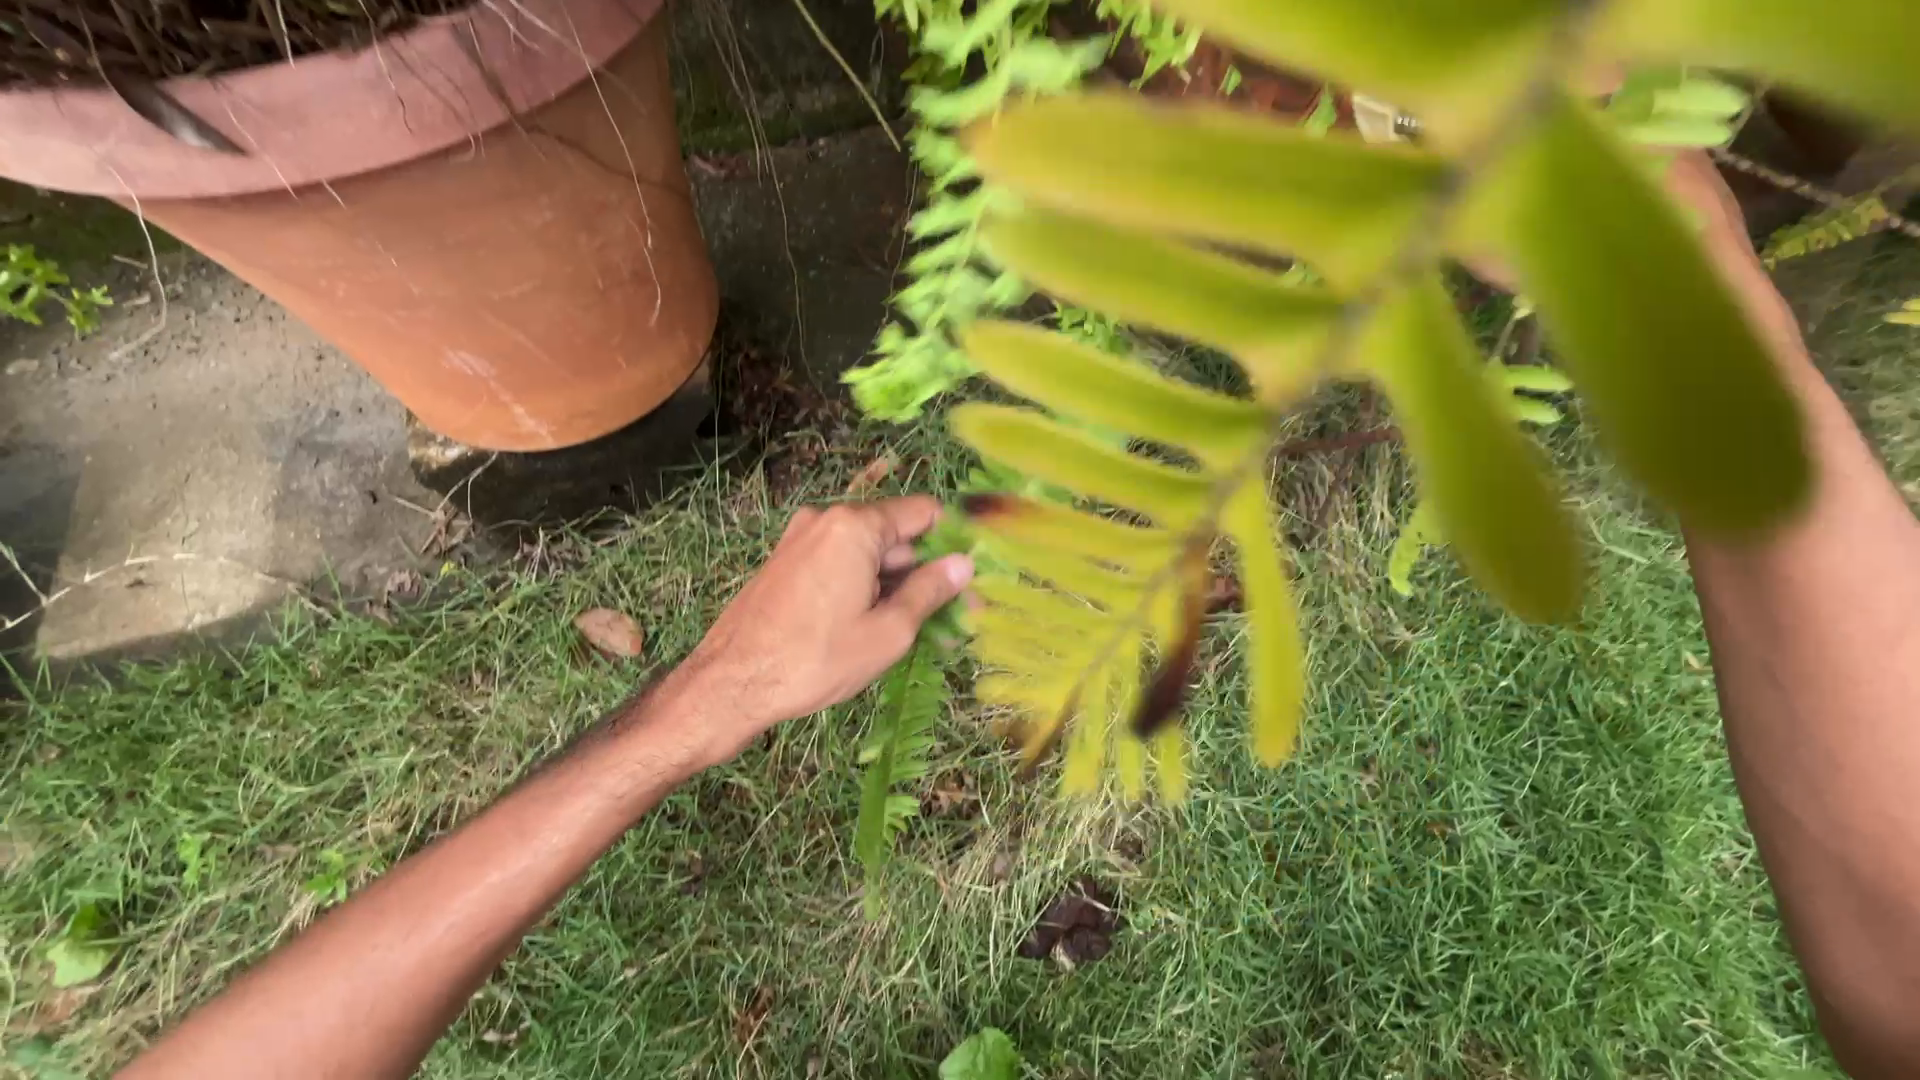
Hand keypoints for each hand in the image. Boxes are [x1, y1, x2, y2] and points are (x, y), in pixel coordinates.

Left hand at [670, 496, 973, 762]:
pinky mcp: (787, 564)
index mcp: (854, 526)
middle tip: (953, 620)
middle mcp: (826, 520)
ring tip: (920, 634)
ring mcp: (801, 540)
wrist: (730, 684)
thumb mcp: (888, 631)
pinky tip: (877, 627)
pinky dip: (865, 589)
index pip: (924, 512)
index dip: (953, 542)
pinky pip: (840, 566)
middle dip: (926, 574)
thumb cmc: (816, 659)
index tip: (971, 577)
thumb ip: (930, 591)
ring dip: (896, 587)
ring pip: (867, 556)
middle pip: (895, 537)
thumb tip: (963, 564)